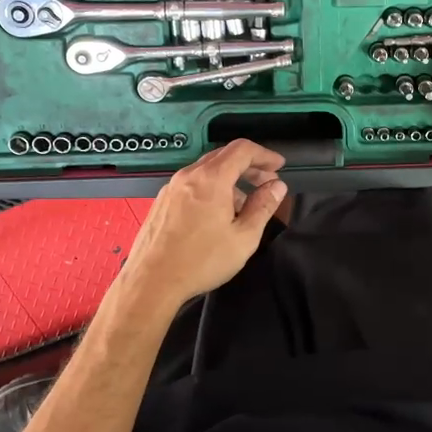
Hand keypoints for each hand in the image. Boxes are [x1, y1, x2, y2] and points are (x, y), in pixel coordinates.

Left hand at [118, 139, 287, 307]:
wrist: (151, 282)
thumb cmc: (201, 261)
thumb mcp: (243, 237)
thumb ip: (263, 207)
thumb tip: (277, 186)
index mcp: (211, 179)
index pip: (242, 150)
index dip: (265, 154)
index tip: (279, 166)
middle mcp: (189, 176)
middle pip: (224, 156)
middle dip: (249, 166)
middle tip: (267, 182)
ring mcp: (171, 188)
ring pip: (207, 171)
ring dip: (230, 179)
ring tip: (245, 204)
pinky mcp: (162, 202)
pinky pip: (192, 184)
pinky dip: (211, 188)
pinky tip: (217, 214)